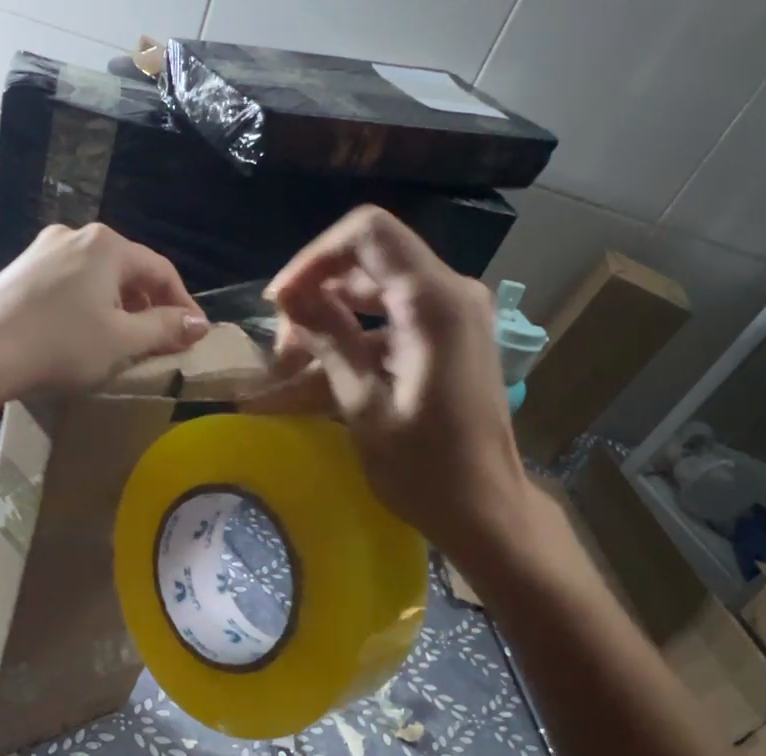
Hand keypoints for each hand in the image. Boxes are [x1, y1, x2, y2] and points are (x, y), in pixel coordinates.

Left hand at [0, 224, 208, 412]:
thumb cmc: (60, 346)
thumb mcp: (121, 341)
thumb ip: (164, 328)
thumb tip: (200, 323)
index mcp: (107, 245)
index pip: (161, 270)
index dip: (183, 304)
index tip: (195, 335)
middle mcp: (75, 236)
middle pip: (127, 269)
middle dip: (149, 304)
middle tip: (161, 340)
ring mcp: (42, 250)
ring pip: (96, 276)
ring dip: (118, 306)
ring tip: (124, 340)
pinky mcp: (20, 271)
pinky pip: (68, 284)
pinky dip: (88, 305)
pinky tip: (83, 333)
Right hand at [250, 206, 534, 560]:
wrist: (486, 510)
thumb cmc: (425, 469)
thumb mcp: (365, 406)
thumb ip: (330, 341)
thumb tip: (290, 296)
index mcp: (434, 303)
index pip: (368, 234)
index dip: (314, 259)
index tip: (278, 304)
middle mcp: (450, 294)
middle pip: (368, 265)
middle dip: (316, 300)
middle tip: (280, 354)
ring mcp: (453, 318)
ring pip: (376, 298)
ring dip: (330, 327)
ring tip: (289, 373)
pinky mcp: (449, 342)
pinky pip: (392, 326)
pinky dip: (355, 346)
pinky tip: (318, 383)